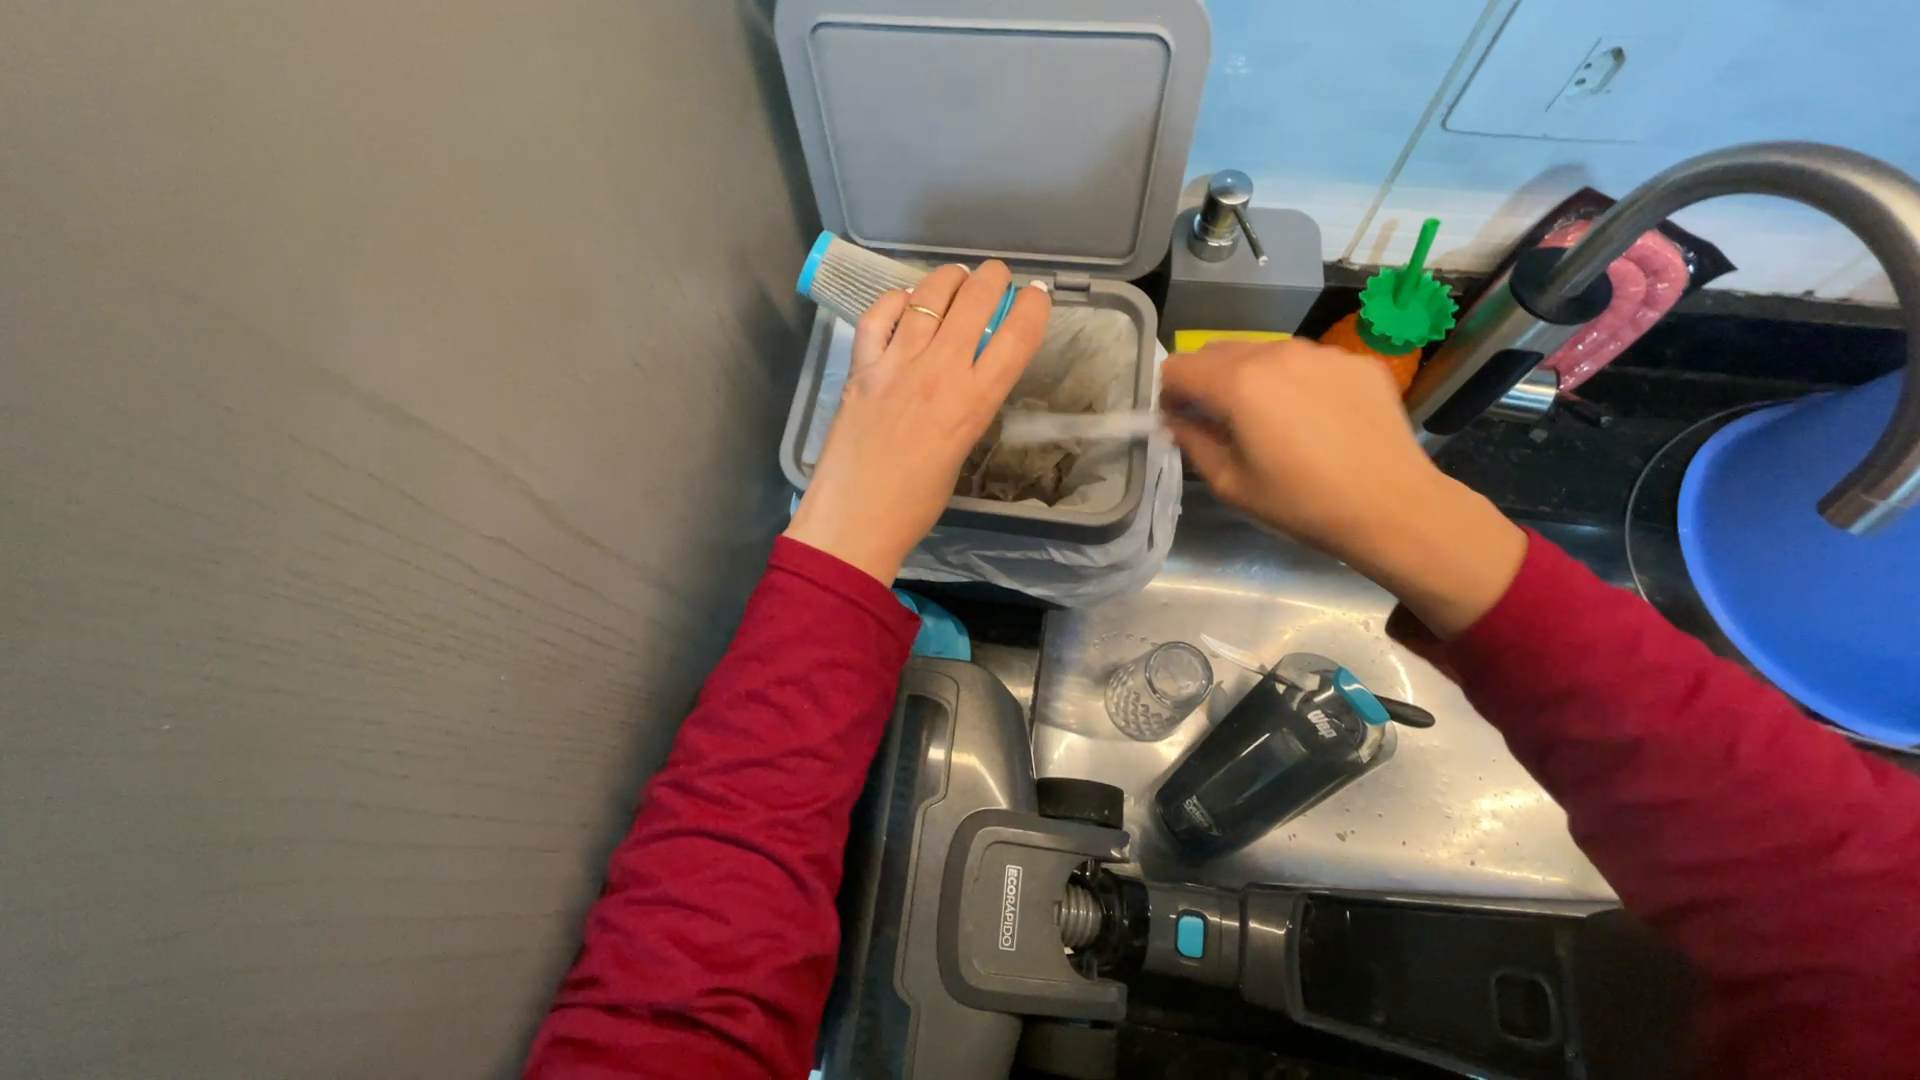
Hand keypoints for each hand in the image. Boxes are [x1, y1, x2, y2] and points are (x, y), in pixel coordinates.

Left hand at [784, 261, 1052, 583]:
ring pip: (928, 300)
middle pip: (973, 304)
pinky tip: (904, 301)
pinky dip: (894, 301)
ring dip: (948, 279)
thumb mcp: (959, 455)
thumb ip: (965, 411)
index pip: (1015, 339)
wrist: (855, 521)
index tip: (1037, 294)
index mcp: (973, 404)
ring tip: (956, 276)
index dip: (1032, 308)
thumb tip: (964, 382)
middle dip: (992, 279)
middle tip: (996, 275)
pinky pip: (878, 317)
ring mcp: (896, 366)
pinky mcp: (861, 369)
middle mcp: (939, 374)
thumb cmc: (915, 505)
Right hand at [1161, 338, 1525, 637]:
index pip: (1179, 366)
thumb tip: (1175, 420)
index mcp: (1239, 383)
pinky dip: (1294, 381)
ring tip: (1269, 419)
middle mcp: (1277, 353)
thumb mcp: (1230, 482)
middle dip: (1205, 380)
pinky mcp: (1354, 361)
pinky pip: (1306, 361)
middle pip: (1218, 351)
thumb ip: (1192, 441)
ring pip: (1263, 352)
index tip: (1178, 419)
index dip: (1168, 392)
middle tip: (1216, 420)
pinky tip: (1313, 418)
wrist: (1392, 506)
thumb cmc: (1301, 503)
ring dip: (1249, 377)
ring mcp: (1321, 352)